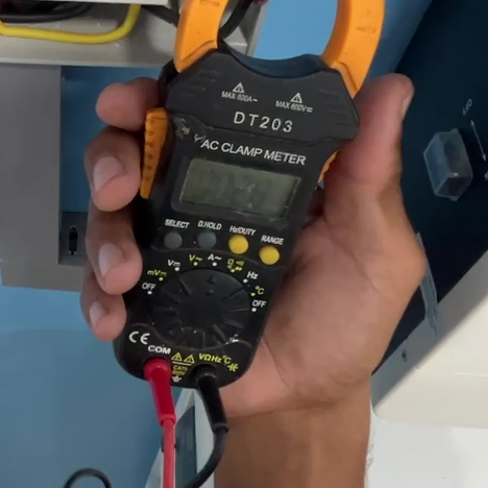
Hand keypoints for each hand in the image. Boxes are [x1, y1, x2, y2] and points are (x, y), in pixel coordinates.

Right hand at [81, 74, 425, 417]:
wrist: (305, 399)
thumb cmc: (344, 315)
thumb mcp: (373, 244)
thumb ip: (370, 173)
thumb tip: (391, 88)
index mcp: (244, 171)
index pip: (193, 115)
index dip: (156, 97)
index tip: (133, 100)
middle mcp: (192, 197)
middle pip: (132, 152)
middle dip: (111, 158)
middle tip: (117, 185)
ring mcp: (160, 246)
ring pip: (107, 213)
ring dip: (105, 233)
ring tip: (123, 273)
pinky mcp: (142, 297)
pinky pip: (100, 283)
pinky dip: (95, 294)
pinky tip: (111, 314)